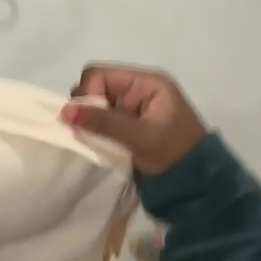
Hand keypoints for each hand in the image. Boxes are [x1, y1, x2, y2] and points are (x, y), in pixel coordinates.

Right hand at [62, 64, 208, 174]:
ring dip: (90, 121)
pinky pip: (100, 119)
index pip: (98, 74)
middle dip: (87, 108)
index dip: (87, 94)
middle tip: (94, 132)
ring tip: (100, 140)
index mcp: (146, 82)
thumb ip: (103, 122)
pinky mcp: (127, 123)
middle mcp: (137, 89)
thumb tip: (63, 111)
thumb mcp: (140, 138)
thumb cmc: (174, 155)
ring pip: (94, 104)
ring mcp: (131, 106)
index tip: (89, 120)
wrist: (197, 186)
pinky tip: (101, 143)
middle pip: (93, 86)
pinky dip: (95, 130)